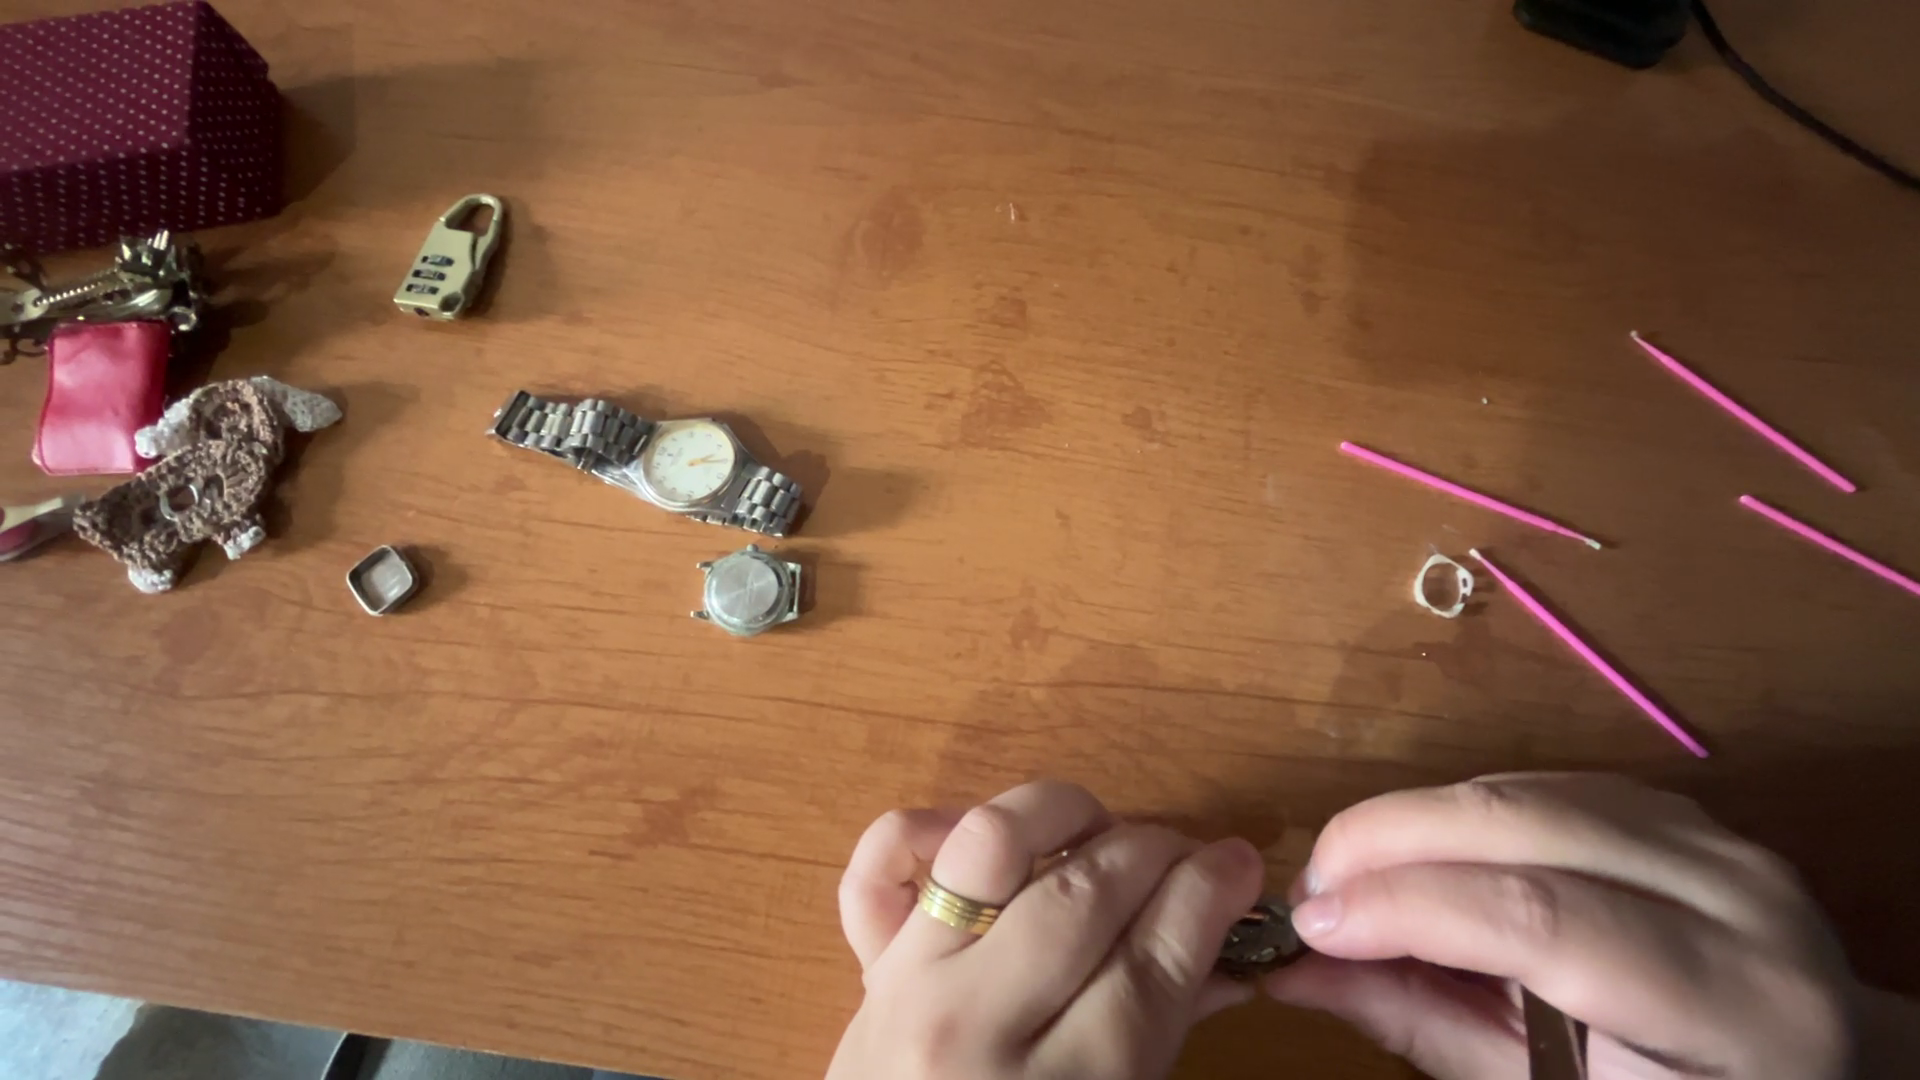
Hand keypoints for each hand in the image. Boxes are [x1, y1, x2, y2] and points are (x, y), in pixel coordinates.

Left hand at [827, 780, 1263, 1079]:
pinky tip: (983, 844)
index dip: (1205, 899)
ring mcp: (906, 979)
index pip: (1147, 967)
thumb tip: (1229, 947)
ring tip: (1095, 828)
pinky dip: (928, 823)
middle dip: (1151, 851)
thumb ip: (1167, 1033)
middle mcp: (972, 1025)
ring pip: (989, 843)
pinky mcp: (866, 956)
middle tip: (1184, 850)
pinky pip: (881, 860)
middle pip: (1080, 897)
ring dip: (1058, 813)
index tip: (1237, 864)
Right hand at [1264, 773, 1857, 1079]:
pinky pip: (1512, 784)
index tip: (1309, 921)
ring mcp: (1692, 826)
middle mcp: (1726, 889)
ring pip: (1498, 791)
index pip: (1537, 918)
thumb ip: (1417, 1021)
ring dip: (1399, 824)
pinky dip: (1441, 815)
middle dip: (1379, 839)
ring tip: (1349, 876)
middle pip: (1508, 824)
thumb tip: (1288, 970)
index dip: (1403, 906)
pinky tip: (1415, 857)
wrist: (1812, 1066)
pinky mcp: (1649, 798)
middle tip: (1310, 884)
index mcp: (1732, 1000)